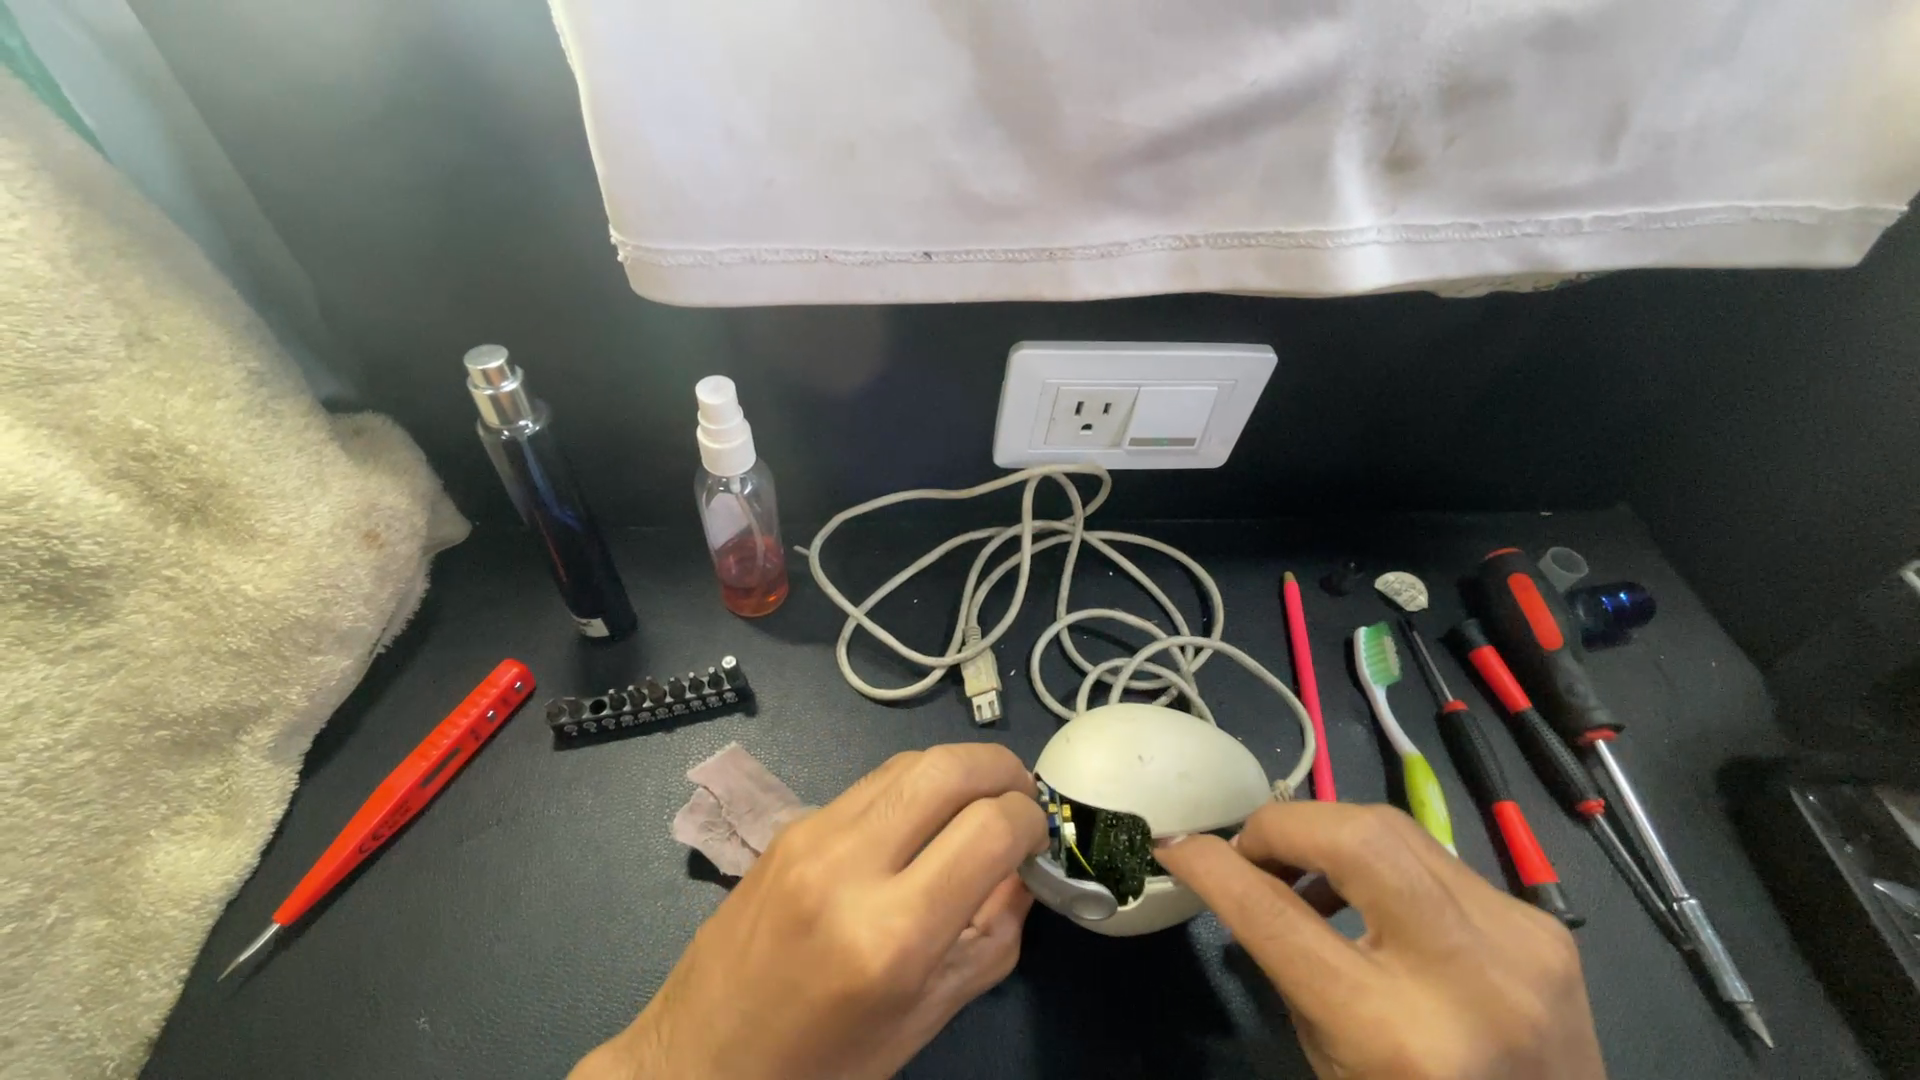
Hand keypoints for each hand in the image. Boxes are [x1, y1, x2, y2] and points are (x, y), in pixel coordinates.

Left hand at [571, 744, 1045, 1079]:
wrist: (697, 1059)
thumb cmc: (822, 1063)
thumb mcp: (924, 1018)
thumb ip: (991, 938)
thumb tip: (1023, 869)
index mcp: (891, 934)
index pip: (989, 828)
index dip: (1030, 821)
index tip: (1037, 839)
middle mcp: (849, 865)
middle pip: (948, 767)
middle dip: (1002, 769)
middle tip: (1021, 799)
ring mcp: (812, 834)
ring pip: (910, 762)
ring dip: (959, 771)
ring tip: (978, 803)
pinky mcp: (791, 825)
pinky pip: (871, 784)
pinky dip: (914, 788)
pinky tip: (922, 822)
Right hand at [1155, 801, 1605, 1079]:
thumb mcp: (1329, 1054)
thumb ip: (1285, 958)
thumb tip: (1241, 872)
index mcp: (1395, 1035)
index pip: (1277, 917)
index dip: (1214, 868)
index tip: (1177, 845)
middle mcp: (1467, 978)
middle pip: (1355, 837)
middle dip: (1282, 825)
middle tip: (1251, 850)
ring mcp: (1519, 941)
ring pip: (1395, 827)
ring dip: (1328, 835)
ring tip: (1303, 874)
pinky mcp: (1541, 924)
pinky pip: (1434, 858)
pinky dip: (1381, 863)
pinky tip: (1368, 898)